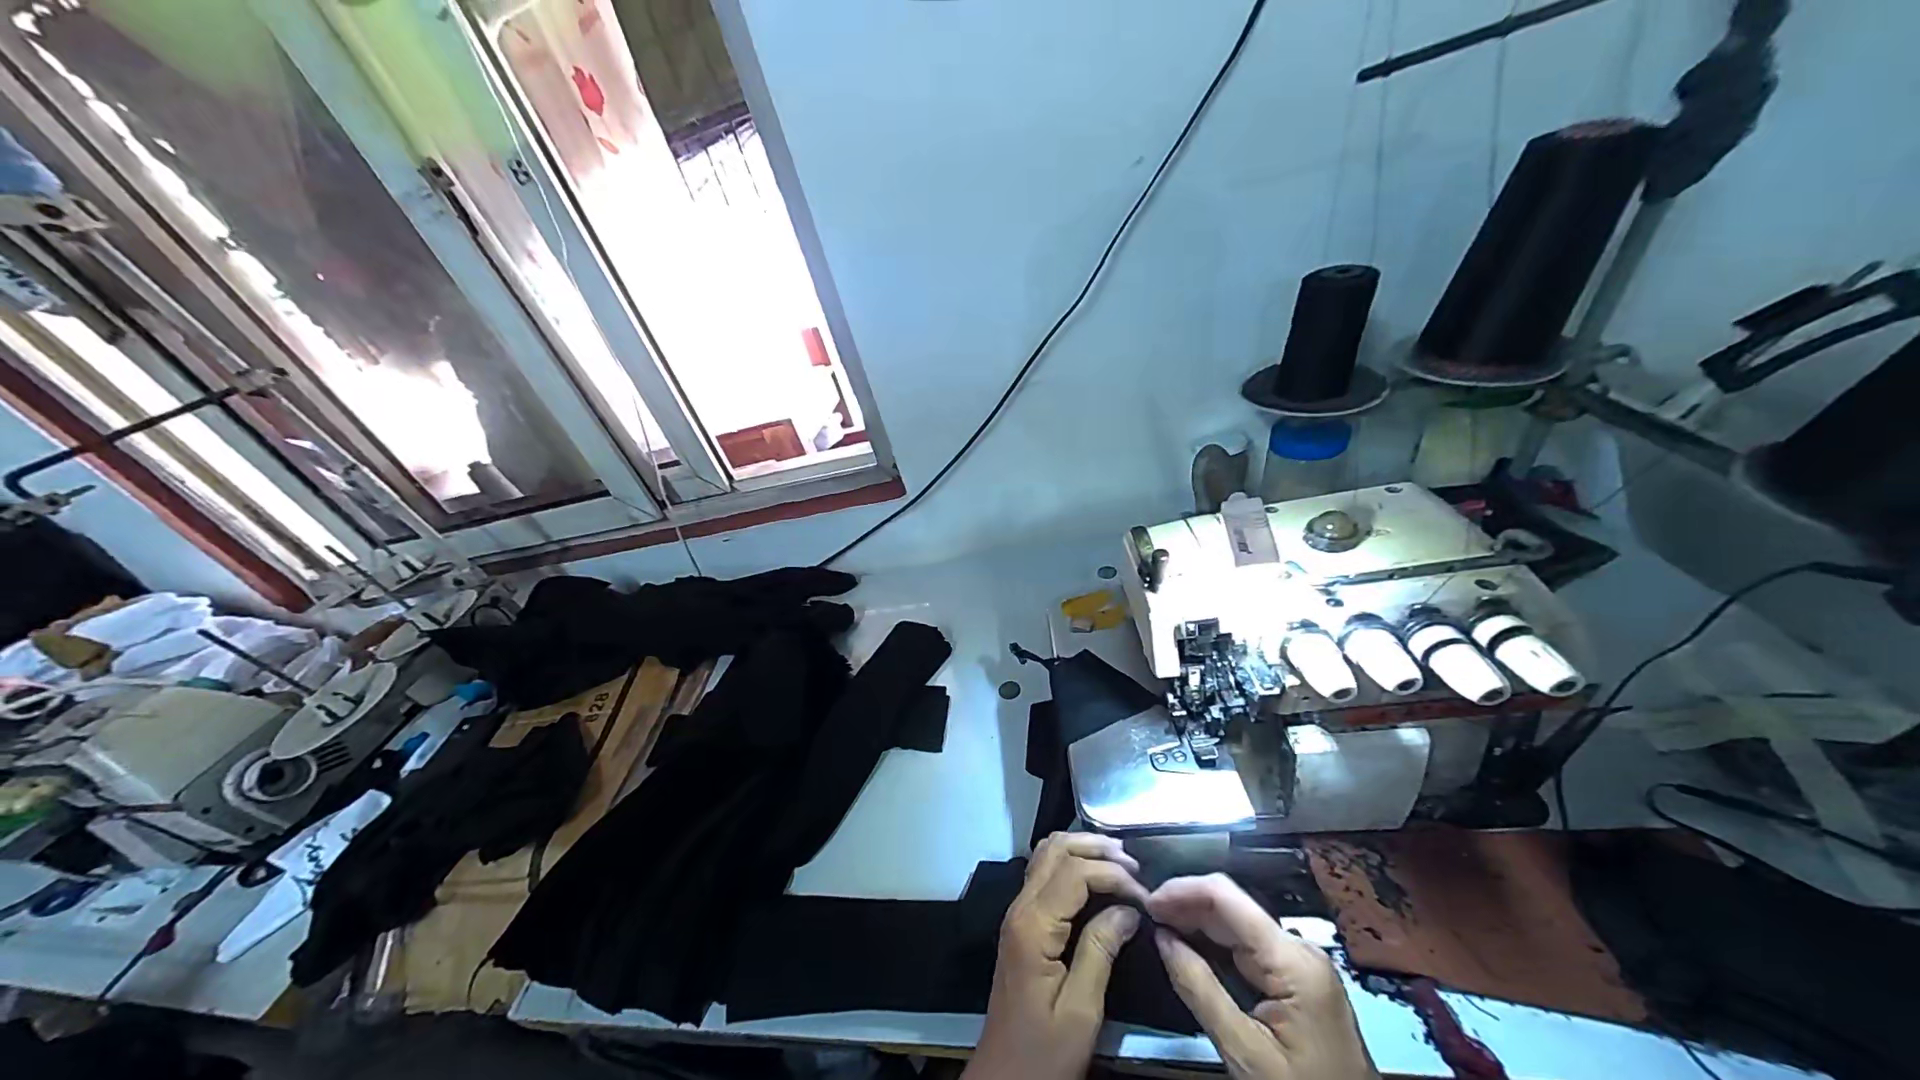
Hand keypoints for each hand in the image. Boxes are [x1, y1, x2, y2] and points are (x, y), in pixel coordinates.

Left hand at [965, 832, 1149, 1079]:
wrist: (1003, 1078)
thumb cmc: (1043, 1052)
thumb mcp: (1081, 1010)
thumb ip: (1102, 951)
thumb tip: (1129, 909)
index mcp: (1033, 926)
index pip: (1074, 872)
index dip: (1113, 873)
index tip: (1146, 895)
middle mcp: (1019, 908)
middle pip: (1054, 849)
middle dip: (1096, 849)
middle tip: (1135, 867)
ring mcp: (1017, 914)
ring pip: (1046, 856)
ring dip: (1082, 851)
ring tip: (1121, 866)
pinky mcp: (1021, 924)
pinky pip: (1044, 875)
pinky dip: (1072, 865)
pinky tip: (1098, 879)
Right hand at [1148, 875, 1378, 1079]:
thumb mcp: (1245, 1052)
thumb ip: (1201, 990)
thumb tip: (1162, 938)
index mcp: (1292, 960)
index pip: (1227, 896)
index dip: (1182, 890)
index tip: (1146, 901)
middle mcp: (1298, 949)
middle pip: (1231, 906)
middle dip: (1185, 905)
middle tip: (1145, 917)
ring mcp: (1299, 962)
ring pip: (1236, 923)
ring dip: (1195, 921)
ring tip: (1158, 927)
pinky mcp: (1295, 978)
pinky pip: (1246, 947)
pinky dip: (1212, 942)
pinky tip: (1187, 947)